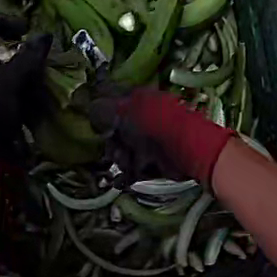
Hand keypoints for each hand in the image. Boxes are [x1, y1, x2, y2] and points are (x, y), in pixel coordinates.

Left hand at [0, 20, 52, 165]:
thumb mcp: (13, 79)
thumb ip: (29, 55)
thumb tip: (45, 35)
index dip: (3, 21)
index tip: (24, 29)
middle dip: (18, 46)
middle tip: (35, 49)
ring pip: (4, 65)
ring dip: (23, 65)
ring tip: (40, 70)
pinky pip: (9, 84)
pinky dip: (23, 83)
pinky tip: (36, 90)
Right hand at [89, 85, 233, 184]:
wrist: (188, 150)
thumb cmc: (155, 124)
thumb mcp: (123, 111)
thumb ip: (100, 109)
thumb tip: (87, 108)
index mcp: (136, 97)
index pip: (108, 98)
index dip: (97, 111)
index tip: (92, 123)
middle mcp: (141, 116)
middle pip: (113, 128)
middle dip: (110, 141)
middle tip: (113, 148)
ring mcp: (148, 138)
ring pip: (122, 148)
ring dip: (120, 158)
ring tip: (127, 162)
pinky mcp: (154, 158)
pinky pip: (133, 165)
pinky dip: (128, 172)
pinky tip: (124, 179)